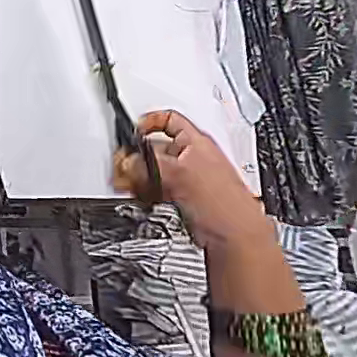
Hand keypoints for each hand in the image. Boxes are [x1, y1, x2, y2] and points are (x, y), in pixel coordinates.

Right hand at [112, 109, 272, 247]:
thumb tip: (128, 160)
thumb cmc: (224, 203)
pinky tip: (138, 195)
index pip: (168, 120)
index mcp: (195, 142)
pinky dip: (144, 191)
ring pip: (153, 171)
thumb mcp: (179, 173)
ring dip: (137, 176)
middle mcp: (190, 158)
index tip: (134, 132)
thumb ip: (149, 163)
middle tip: (123, 165)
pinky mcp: (180, 198)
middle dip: (136, 157)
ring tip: (126, 183)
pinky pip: (156, 189)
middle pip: (155, 148)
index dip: (149, 122)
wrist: (234, 237)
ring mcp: (185, 179)